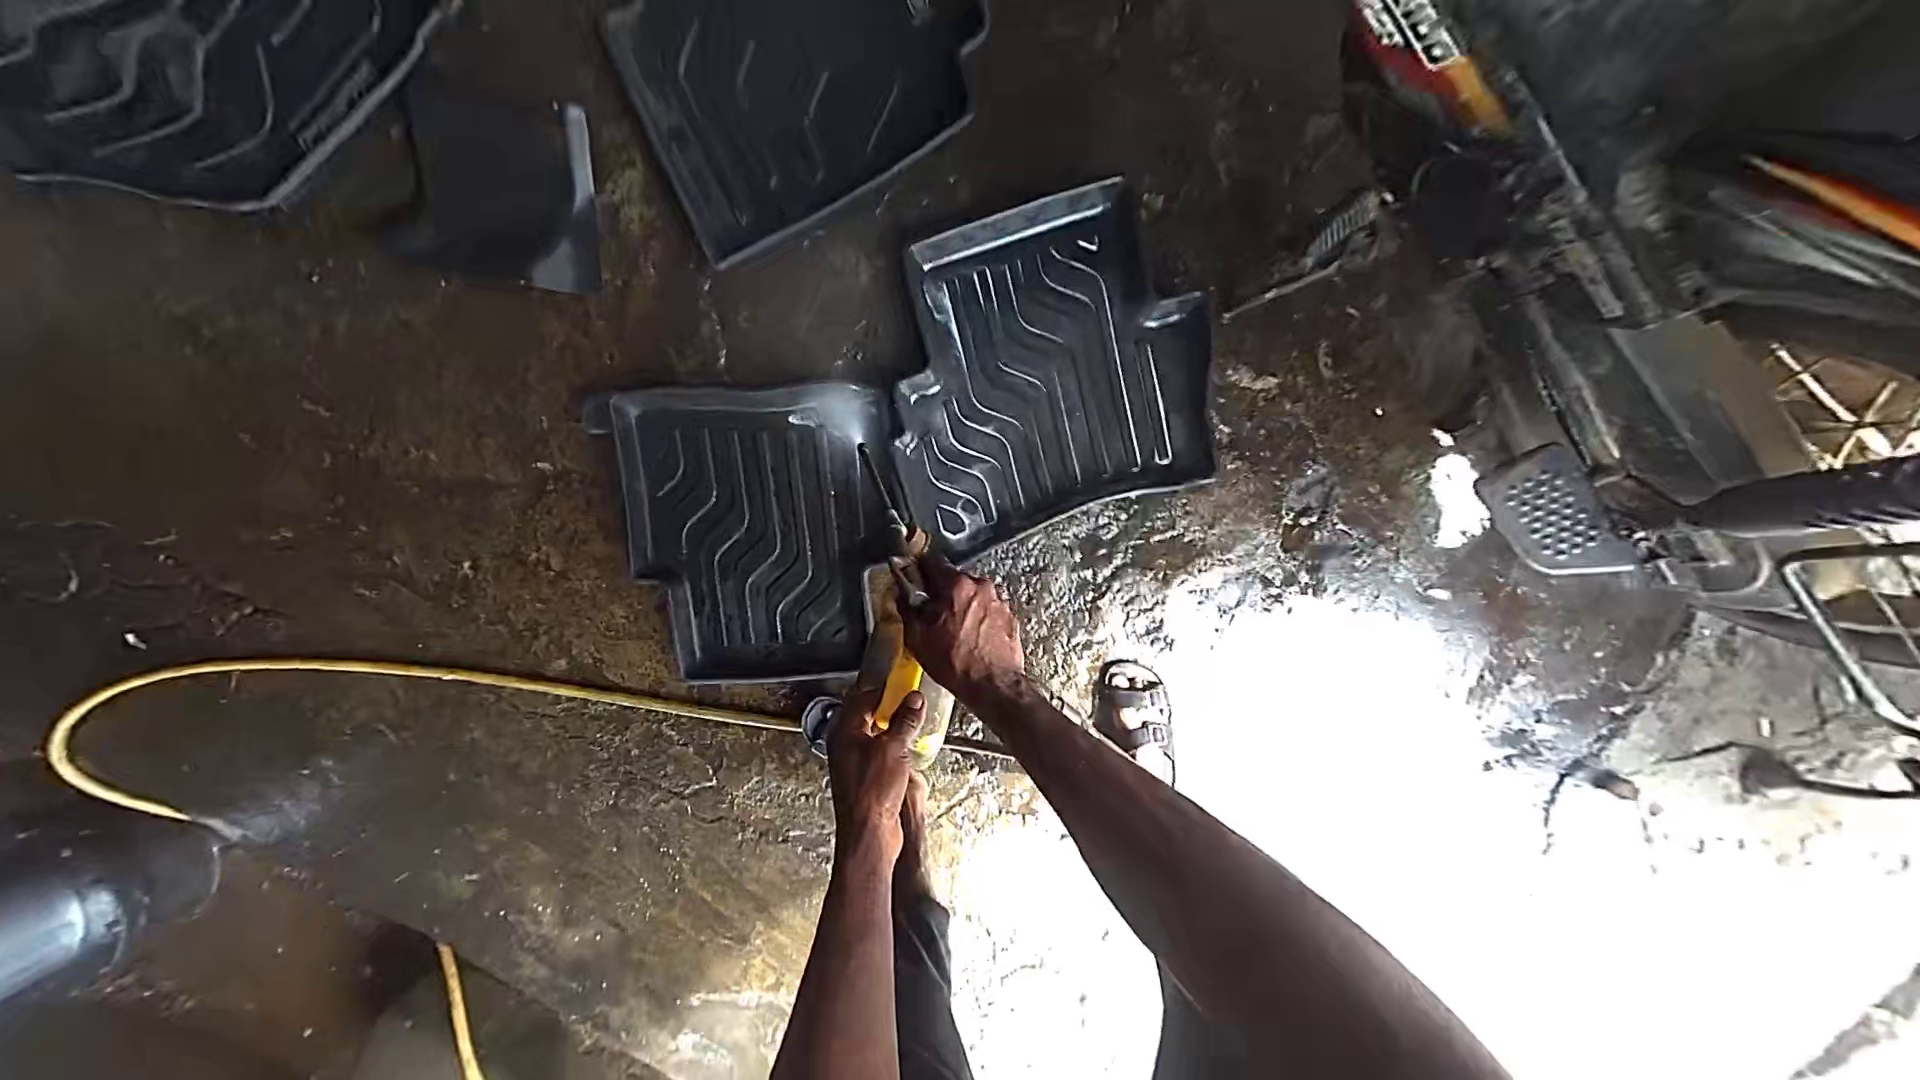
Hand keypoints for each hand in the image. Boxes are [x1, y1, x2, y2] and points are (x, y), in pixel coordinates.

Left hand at [828, 689, 926, 859]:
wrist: (868, 834)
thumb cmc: (873, 792)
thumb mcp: (894, 749)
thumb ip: (905, 721)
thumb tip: (914, 699)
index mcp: (844, 732)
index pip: (861, 698)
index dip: (883, 691)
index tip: (903, 688)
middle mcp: (844, 744)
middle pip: (865, 715)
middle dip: (888, 707)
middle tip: (910, 703)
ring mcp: (853, 762)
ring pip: (872, 733)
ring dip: (892, 726)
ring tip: (912, 724)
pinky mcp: (864, 777)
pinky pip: (878, 751)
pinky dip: (892, 744)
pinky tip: (907, 749)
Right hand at [903, 556, 1025, 702]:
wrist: (994, 686)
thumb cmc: (958, 664)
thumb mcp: (918, 637)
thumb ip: (907, 608)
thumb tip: (901, 594)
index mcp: (956, 585)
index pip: (933, 561)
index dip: (919, 568)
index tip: (914, 576)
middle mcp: (981, 587)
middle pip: (954, 578)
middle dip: (942, 592)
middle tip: (931, 613)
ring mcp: (998, 601)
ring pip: (972, 594)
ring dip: (961, 605)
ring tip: (952, 630)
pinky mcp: (1008, 616)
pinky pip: (986, 609)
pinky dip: (977, 617)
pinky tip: (969, 637)